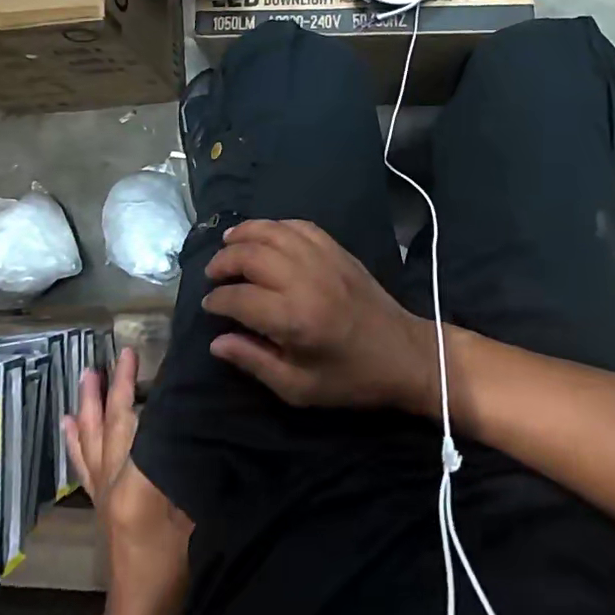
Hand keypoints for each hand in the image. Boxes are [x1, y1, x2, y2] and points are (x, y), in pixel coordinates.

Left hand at [63, 349, 192, 614]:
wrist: (143, 608)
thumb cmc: (176, 563)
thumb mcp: (194, 512)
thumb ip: (189, 468)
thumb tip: (196, 426)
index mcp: (136, 481)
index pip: (139, 424)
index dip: (143, 390)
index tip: (151, 356)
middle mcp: (112, 481)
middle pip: (113, 425)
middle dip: (117, 388)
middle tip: (120, 355)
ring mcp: (101, 492)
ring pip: (92, 438)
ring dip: (90, 404)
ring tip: (87, 374)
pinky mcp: (99, 504)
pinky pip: (82, 463)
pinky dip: (75, 439)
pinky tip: (69, 422)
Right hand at [202, 219, 438, 414]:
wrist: (406, 354)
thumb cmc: (351, 378)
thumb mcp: (299, 388)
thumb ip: (254, 361)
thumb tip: (216, 342)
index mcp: (295, 319)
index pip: (239, 298)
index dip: (217, 301)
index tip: (209, 307)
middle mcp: (306, 280)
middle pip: (251, 255)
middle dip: (223, 262)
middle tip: (213, 276)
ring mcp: (325, 259)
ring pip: (274, 231)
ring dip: (245, 234)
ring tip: (228, 245)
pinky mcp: (339, 251)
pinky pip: (301, 226)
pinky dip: (277, 225)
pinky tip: (265, 236)